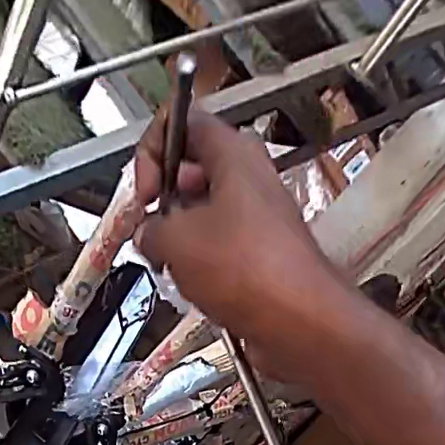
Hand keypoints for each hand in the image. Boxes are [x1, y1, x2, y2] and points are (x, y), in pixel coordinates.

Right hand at [132, 107, 359, 373]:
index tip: (145, 191)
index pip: (181, 121)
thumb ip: (148, 228)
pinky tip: (197, 289)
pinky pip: (221, 251)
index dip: (150, 150)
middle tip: (151, 233)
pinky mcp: (263, 258)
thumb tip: (146, 234)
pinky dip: (202, 268)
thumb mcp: (176, 241)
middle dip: (163, 204)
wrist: (299, 322)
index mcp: (233, 154)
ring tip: (174, 267)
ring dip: (180, 242)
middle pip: (190, 174)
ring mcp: (259, 221)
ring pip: (203, 217)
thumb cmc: (249, 270)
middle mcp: (250, 181)